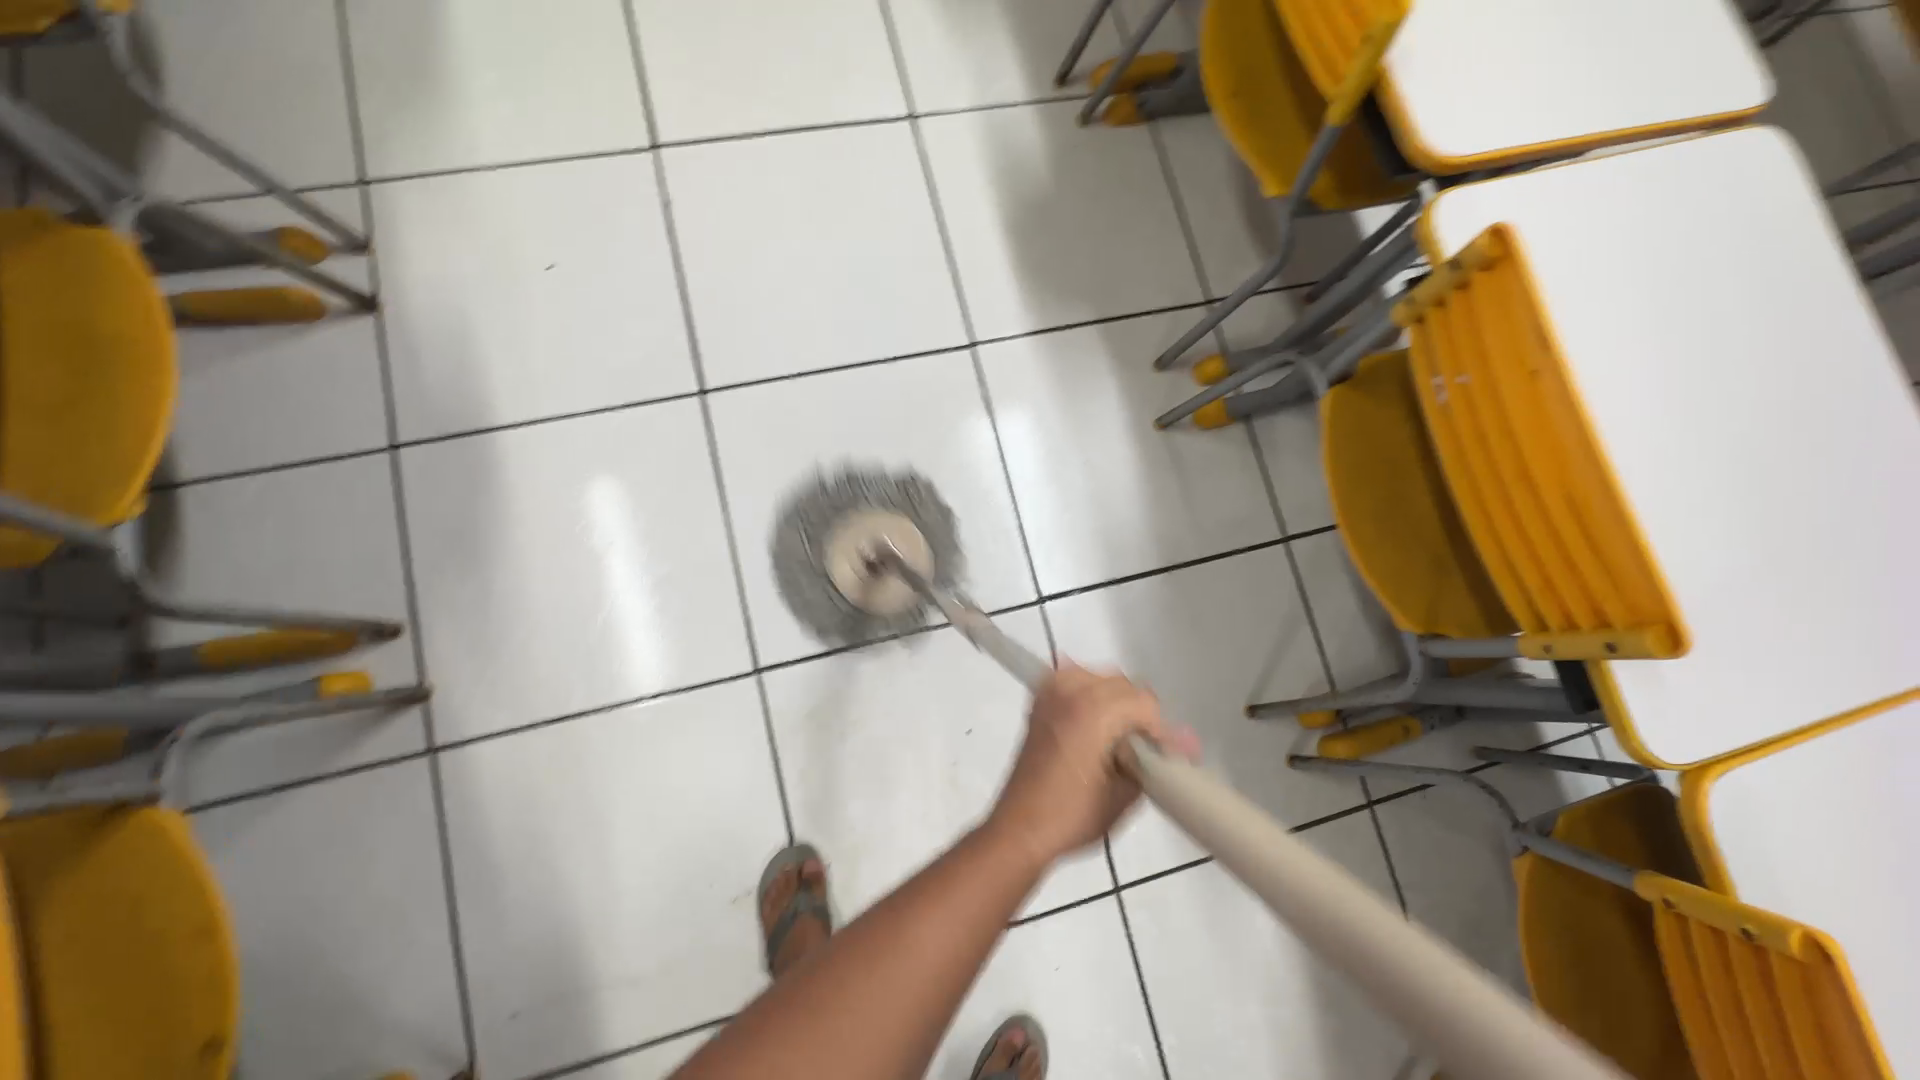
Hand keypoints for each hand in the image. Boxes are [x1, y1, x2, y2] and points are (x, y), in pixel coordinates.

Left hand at [986, 661, 1196, 866]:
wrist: (1021, 829)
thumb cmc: (1073, 816)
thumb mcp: (1125, 794)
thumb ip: (1155, 761)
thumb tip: (1186, 742)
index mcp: (1092, 711)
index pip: (1145, 703)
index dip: (1161, 730)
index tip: (1168, 756)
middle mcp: (1069, 692)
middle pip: (1123, 684)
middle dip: (1140, 712)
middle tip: (1146, 748)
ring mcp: (1050, 694)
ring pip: (1099, 677)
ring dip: (1115, 700)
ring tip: (1122, 735)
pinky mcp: (1039, 703)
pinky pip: (1073, 680)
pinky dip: (1089, 693)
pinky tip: (1096, 720)